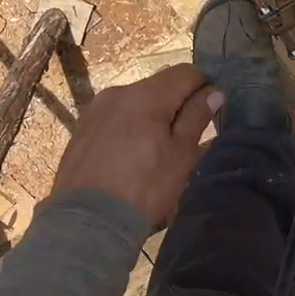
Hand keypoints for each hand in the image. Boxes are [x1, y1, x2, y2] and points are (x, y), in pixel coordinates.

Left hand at [51, 63, 216, 225]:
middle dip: (175, 105)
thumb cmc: (143, 189)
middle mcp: (118, 92)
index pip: (185, 72)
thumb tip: (214, 91)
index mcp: (146, 94)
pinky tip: (127, 159)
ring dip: (150, 117)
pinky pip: (113, 118)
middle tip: (182, 142)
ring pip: (134, 103)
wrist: (85, 223)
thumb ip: (196, 117)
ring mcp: (95, 109)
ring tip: (152, 155)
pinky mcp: (81, 129)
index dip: (203, 87)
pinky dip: (127, 129)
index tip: (209, 112)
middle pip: (158, 86)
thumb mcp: (180, 155)